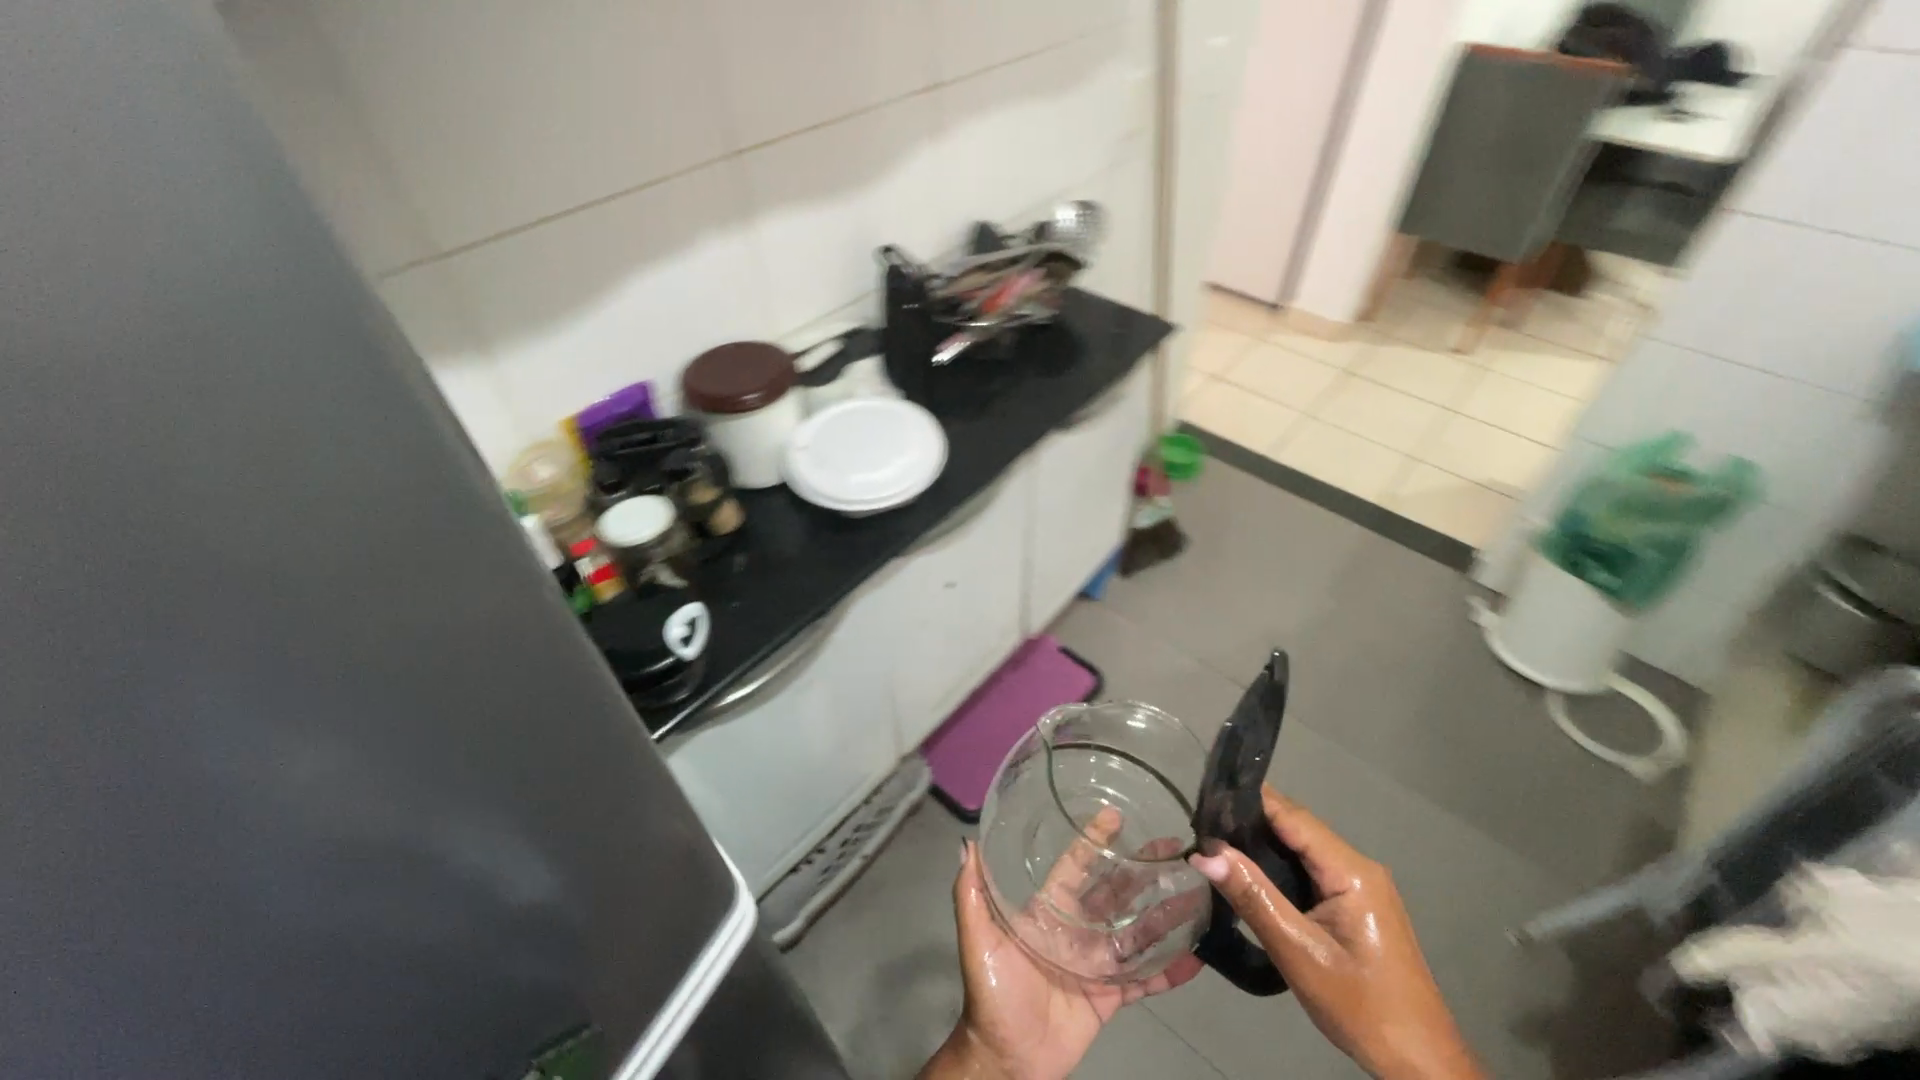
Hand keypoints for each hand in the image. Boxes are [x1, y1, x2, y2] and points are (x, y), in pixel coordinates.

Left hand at [919, 807, 1203, 1079]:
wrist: (1007, 1058)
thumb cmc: (992, 994)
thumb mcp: (978, 940)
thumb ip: (971, 894)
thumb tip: (967, 844)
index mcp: (1048, 912)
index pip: (1075, 866)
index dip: (1093, 841)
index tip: (1116, 816)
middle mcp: (1076, 930)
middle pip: (1117, 894)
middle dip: (1143, 870)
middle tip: (1176, 849)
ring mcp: (1096, 962)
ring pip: (1138, 931)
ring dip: (1166, 914)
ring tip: (1197, 895)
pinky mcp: (1111, 995)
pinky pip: (1145, 979)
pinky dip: (1170, 970)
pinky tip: (1197, 957)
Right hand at [1188, 787, 1484, 1079]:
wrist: (1419, 1061)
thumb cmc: (1361, 1006)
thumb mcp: (1298, 953)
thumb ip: (1253, 896)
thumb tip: (1206, 853)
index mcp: (1352, 871)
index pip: (1293, 816)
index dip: (1249, 803)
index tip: (1204, 800)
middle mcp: (1360, 867)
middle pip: (1298, 828)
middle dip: (1250, 823)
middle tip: (1200, 828)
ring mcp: (1362, 886)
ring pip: (1303, 850)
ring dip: (1262, 846)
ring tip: (1214, 847)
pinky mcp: (1357, 905)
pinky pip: (1312, 872)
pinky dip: (1279, 868)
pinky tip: (1250, 877)